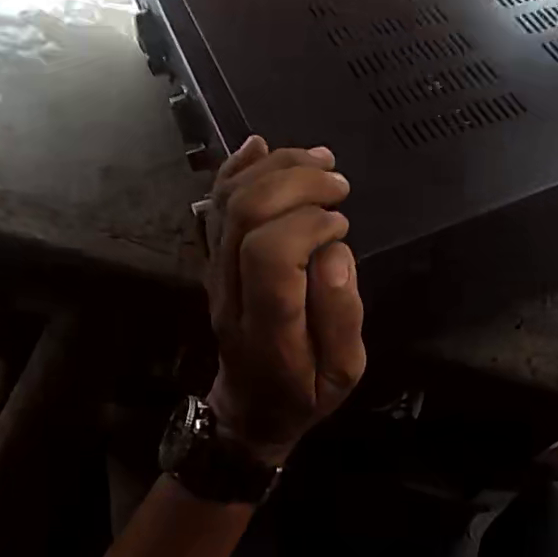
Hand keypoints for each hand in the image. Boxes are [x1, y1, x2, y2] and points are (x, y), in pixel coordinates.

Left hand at [201, 136, 365, 466]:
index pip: (271, 254)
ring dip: (273, 169)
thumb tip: (337, 253)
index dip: (308, 225)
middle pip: (245, 215)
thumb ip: (341, 316)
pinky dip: (236, 170)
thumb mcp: (343, 373)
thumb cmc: (304, 394)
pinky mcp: (215, 262)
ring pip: (228, 202)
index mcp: (268, 326)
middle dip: (294, 183)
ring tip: (318, 159)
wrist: (249, 410)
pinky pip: (215, 207)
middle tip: (337, 180)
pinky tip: (261, 146)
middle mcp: (232, 292)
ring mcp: (216, 274)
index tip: (342, 223)